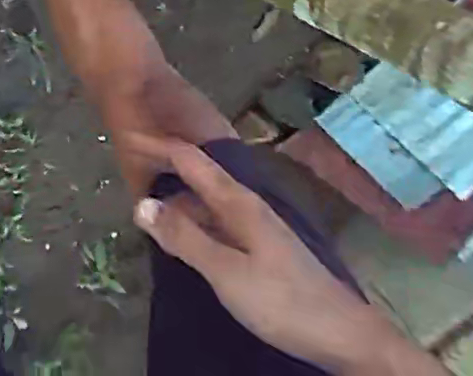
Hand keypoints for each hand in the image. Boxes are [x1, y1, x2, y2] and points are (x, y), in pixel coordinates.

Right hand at [127, 135, 444, 375]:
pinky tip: (185, 235)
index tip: (128, 136)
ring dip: (178, 195)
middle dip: (165, 166)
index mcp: (236, 199)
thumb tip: (141, 203)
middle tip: (131, 169)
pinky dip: (194, 217)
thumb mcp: (226, 273)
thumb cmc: (282, 300)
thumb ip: (184, 238)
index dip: (157, 145)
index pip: (189, 157)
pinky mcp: (262, 243)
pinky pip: (217, 216)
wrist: (345, 335)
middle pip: (198, 172)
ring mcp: (256, 221)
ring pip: (207, 196)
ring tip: (149, 205)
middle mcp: (245, 201)